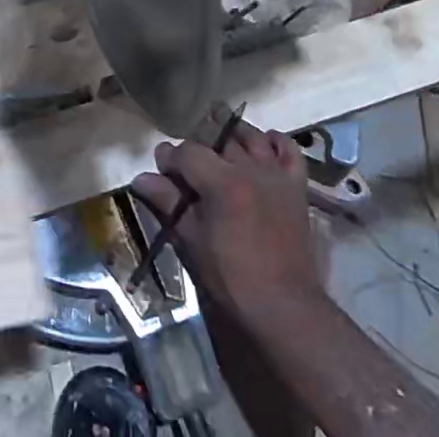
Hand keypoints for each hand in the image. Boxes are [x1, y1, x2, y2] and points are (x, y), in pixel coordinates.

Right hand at [131, 121, 324, 318]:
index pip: (189, 152)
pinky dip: (274, 142)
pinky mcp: (297, 184)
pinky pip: (288, 149)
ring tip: (219, 148)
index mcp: (222, 182)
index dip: (170, 157)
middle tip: (187, 166)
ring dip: (232, 136)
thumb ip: (168, 203)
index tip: (161, 168)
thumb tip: (141, 178)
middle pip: (218, 139)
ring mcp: (277, 174)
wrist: (282, 303)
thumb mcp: (192, 241)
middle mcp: (251, 168)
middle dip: (198, 146)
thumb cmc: (231, 278)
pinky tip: (262, 147)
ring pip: (252, 137)